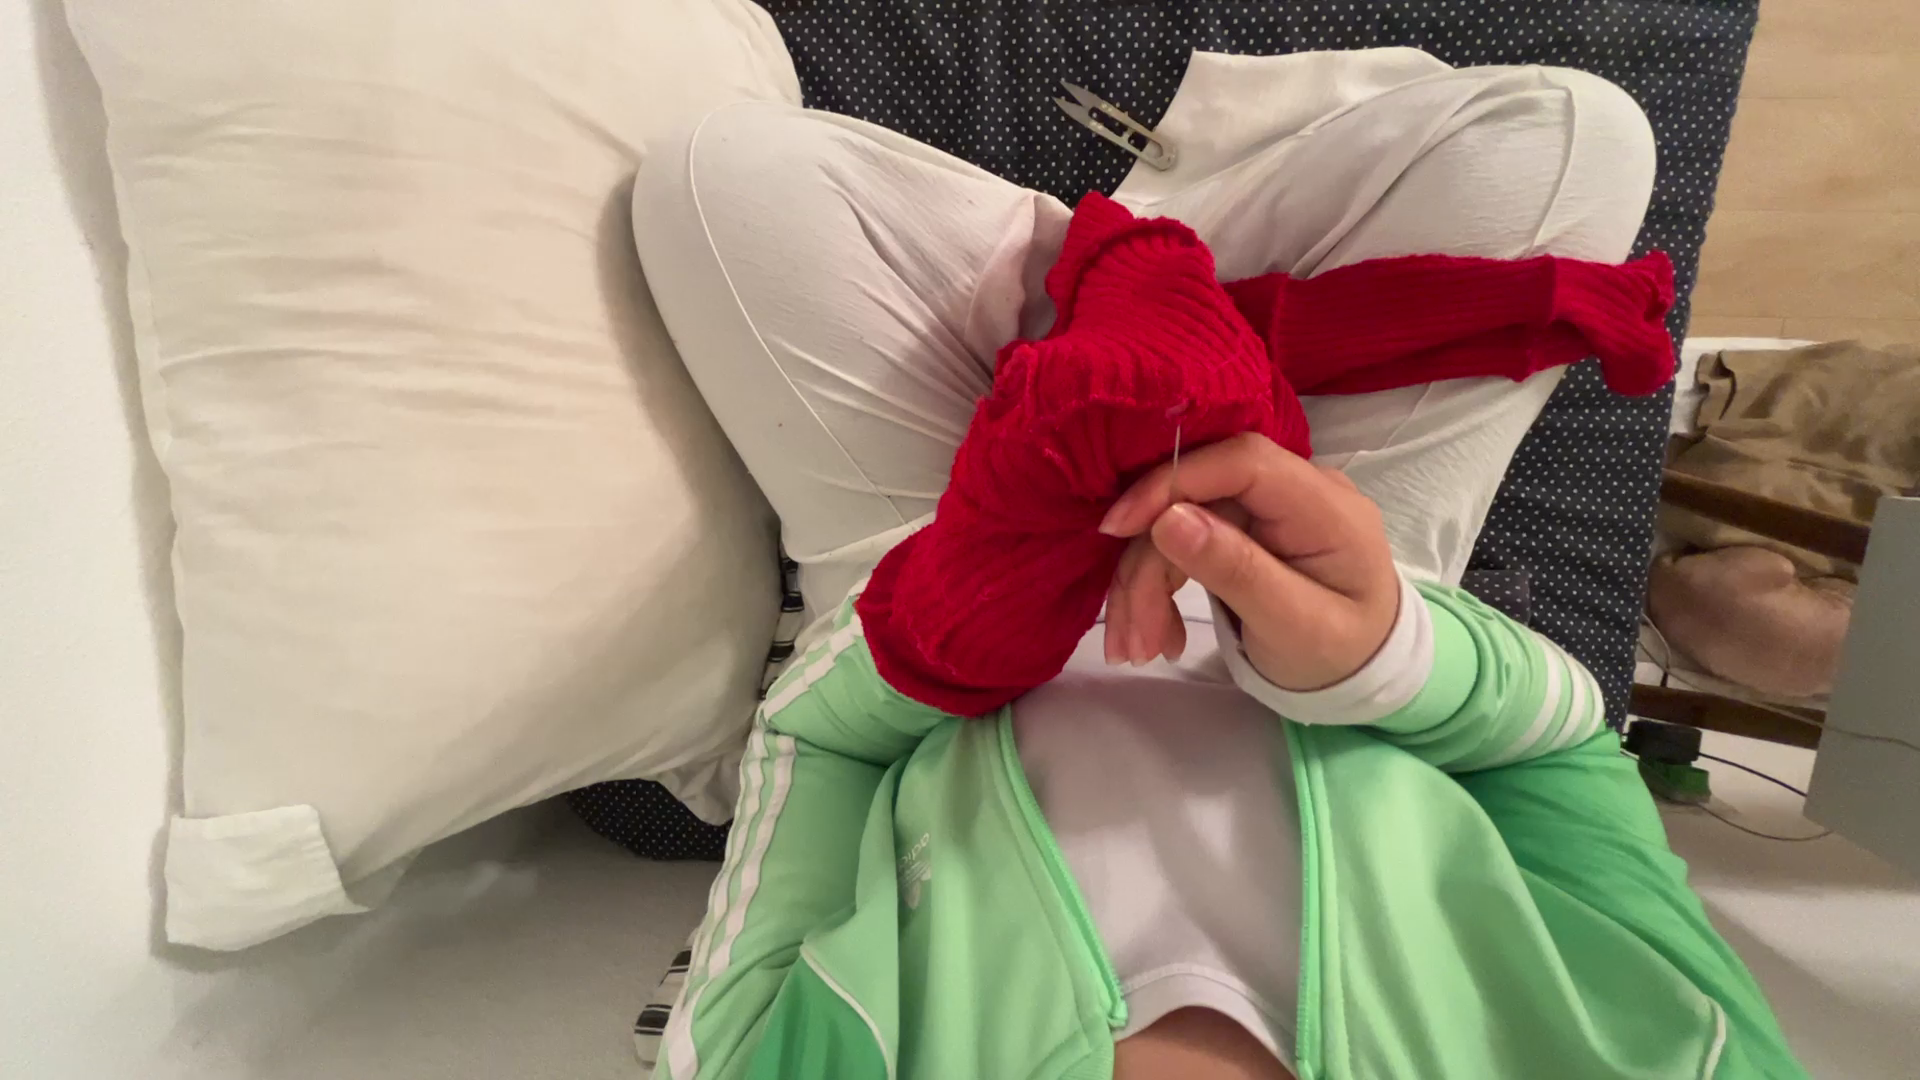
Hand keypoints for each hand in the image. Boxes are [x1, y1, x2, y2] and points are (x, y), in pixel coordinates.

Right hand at [1097, 433, 1400, 691]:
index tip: (1118, 529)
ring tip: (1136, 649)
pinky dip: (1156, 590)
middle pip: (1193, 500)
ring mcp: (1259, 508)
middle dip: (1148, 566)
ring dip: (1143, 588)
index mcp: (1323, 504)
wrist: (1362, 673)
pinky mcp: (1234, 527)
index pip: (1239, 462)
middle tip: (1131, 637)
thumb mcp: (1294, 625)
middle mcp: (1288, 491)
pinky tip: (1157, 633)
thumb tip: (1168, 520)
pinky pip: (1177, 545)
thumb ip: (1237, 570)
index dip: (1172, 482)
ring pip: (1173, 527)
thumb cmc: (1342, 653)